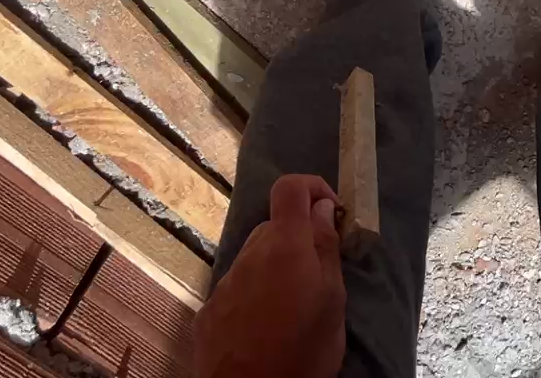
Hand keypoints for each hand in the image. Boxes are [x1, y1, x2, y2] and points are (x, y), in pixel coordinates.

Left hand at [192, 175, 346, 377]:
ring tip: (291, 307)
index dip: (313, 187)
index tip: (330, 213)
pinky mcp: (206, 313)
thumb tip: (322, 208)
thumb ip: (326, 248)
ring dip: (276, 268)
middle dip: (298, 240)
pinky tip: (264, 326)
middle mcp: (249, 256)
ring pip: (256, 257)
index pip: (290, 187)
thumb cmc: (302, 352)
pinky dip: (255, 294)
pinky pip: (238, 287)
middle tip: (317, 274)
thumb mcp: (333, 299)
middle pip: (275, 226)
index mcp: (284, 246)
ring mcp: (223, 285)